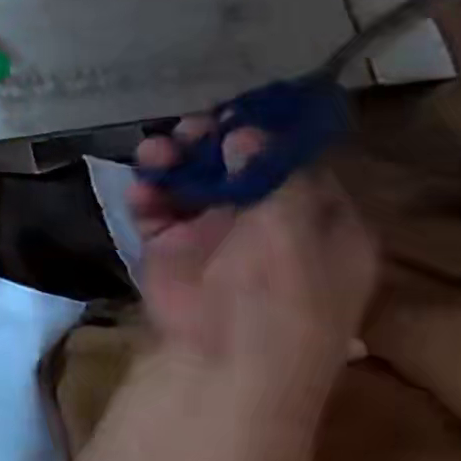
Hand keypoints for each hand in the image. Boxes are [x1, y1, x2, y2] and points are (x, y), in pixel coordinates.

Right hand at [127, 117, 378, 395]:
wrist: (219, 353)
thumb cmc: (276, 296)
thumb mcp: (289, 233)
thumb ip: (271, 178)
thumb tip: (246, 129)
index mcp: (320, 221)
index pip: (296, 164)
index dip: (266, 134)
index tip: (235, 106)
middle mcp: (269, 221)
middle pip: (235, 167)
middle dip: (210, 144)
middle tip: (186, 126)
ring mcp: (215, 232)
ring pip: (190, 182)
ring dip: (172, 163)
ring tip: (153, 150)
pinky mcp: (170, 243)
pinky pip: (156, 207)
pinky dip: (146, 194)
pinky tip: (140, 189)